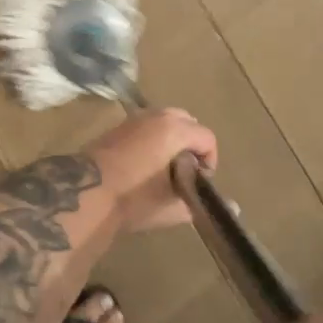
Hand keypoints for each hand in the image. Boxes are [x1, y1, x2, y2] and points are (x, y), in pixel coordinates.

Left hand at [85, 108, 218, 231]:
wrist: (88, 191)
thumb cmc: (135, 198)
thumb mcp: (173, 207)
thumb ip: (203, 202)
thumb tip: (234, 207)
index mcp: (174, 129)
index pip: (206, 137)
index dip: (210, 160)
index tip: (201, 182)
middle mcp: (155, 115)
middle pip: (186, 121)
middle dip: (192, 143)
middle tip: (187, 172)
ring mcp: (134, 117)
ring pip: (164, 119)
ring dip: (173, 138)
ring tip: (167, 168)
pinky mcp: (118, 125)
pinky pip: (146, 124)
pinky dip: (154, 137)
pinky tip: (146, 164)